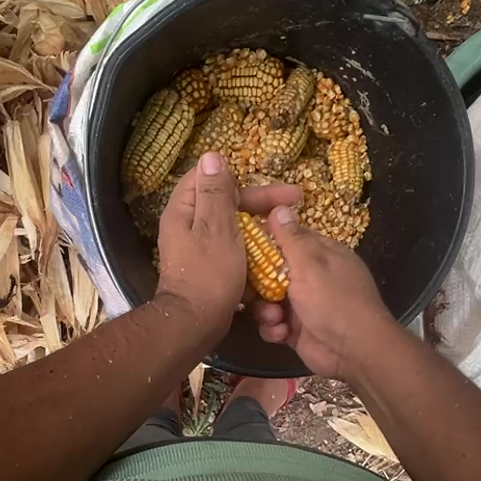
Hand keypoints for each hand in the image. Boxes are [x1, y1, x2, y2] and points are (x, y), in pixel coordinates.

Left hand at [154, 153, 299, 334]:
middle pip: (227, 205)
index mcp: (185, 210)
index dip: (243, 178)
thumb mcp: (216, 227)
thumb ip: (216, 193)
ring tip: (289, 234)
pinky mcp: (210, 271)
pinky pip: (235, 256)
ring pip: (235, 232)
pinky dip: (253, 257)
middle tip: (296, 201)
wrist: (195, 324)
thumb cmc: (208, 273)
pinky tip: (274, 262)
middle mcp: (188, 227)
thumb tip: (211, 155)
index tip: (270, 183)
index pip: (211, 178)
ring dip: (261, 233)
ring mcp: (199, 251)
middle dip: (261, 205)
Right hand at [251, 204, 398, 379]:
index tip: (241, 249)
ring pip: (268, 300)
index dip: (262, 243)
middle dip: (259, 285)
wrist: (353, 351)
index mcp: (319, 254)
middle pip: (271, 272)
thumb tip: (280, 206)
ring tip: (275, 318)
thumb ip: (291, 238)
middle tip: (253, 292)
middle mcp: (311, 276)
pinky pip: (273, 324)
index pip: (285, 239)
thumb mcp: (310, 265)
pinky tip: (281, 333)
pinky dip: (274, 329)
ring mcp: (303, 304)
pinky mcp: (297, 329)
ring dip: (266, 311)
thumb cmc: (334, 301)